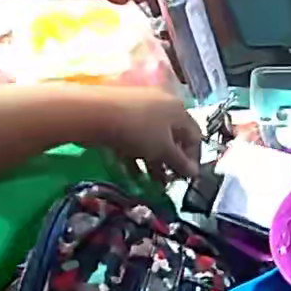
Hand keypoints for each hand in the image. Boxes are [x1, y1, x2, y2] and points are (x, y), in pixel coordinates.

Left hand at [77, 87, 202, 182]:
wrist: (95, 113)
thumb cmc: (138, 130)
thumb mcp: (163, 150)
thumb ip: (180, 163)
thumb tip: (195, 173)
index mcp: (179, 110)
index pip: (195, 136)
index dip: (193, 159)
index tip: (186, 178)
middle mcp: (163, 106)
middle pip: (173, 138)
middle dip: (171, 163)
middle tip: (168, 182)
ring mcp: (141, 110)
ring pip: (153, 140)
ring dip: (154, 163)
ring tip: (151, 183)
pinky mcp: (122, 116)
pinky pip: (136, 139)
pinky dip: (136, 156)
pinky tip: (133, 175)